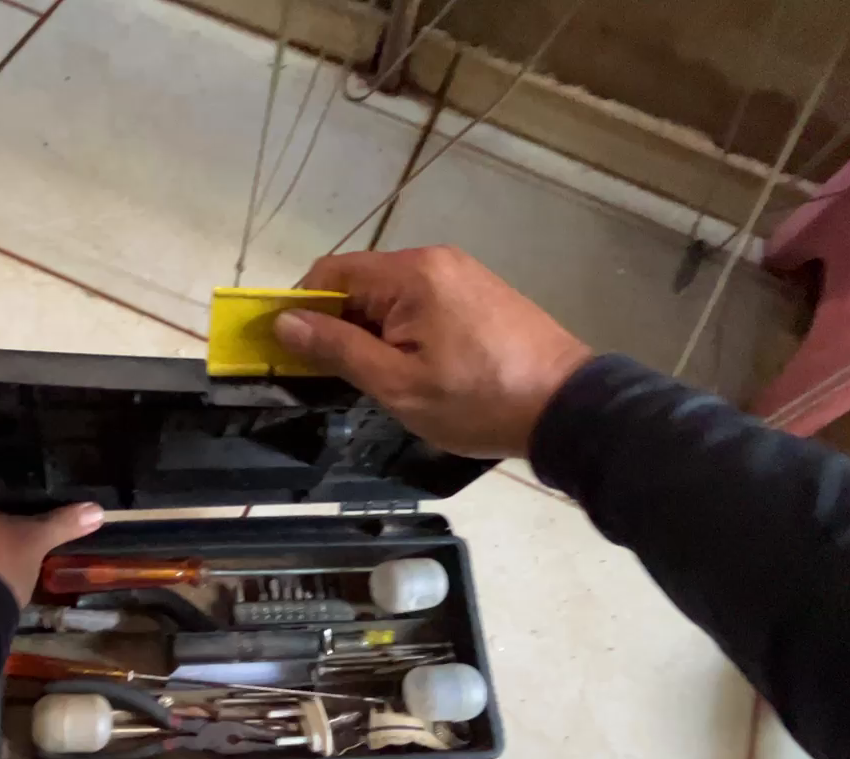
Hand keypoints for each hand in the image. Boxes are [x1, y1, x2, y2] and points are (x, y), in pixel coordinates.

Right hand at [273, 246, 592, 458]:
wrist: (566, 407)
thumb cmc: (476, 400)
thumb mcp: (396, 384)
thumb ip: (337, 349)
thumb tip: (284, 322)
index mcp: (411, 275)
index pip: (331, 272)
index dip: (300, 306)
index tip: (289, 348)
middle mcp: (433, 260)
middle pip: (358, 282)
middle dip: (334, 323)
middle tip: (332, 374)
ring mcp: (459, 273)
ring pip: (386, 295)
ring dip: (365, 329)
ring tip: (373, 376)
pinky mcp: (475, 292)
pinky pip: (416, 302)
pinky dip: (396, 328)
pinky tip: (407, 365)